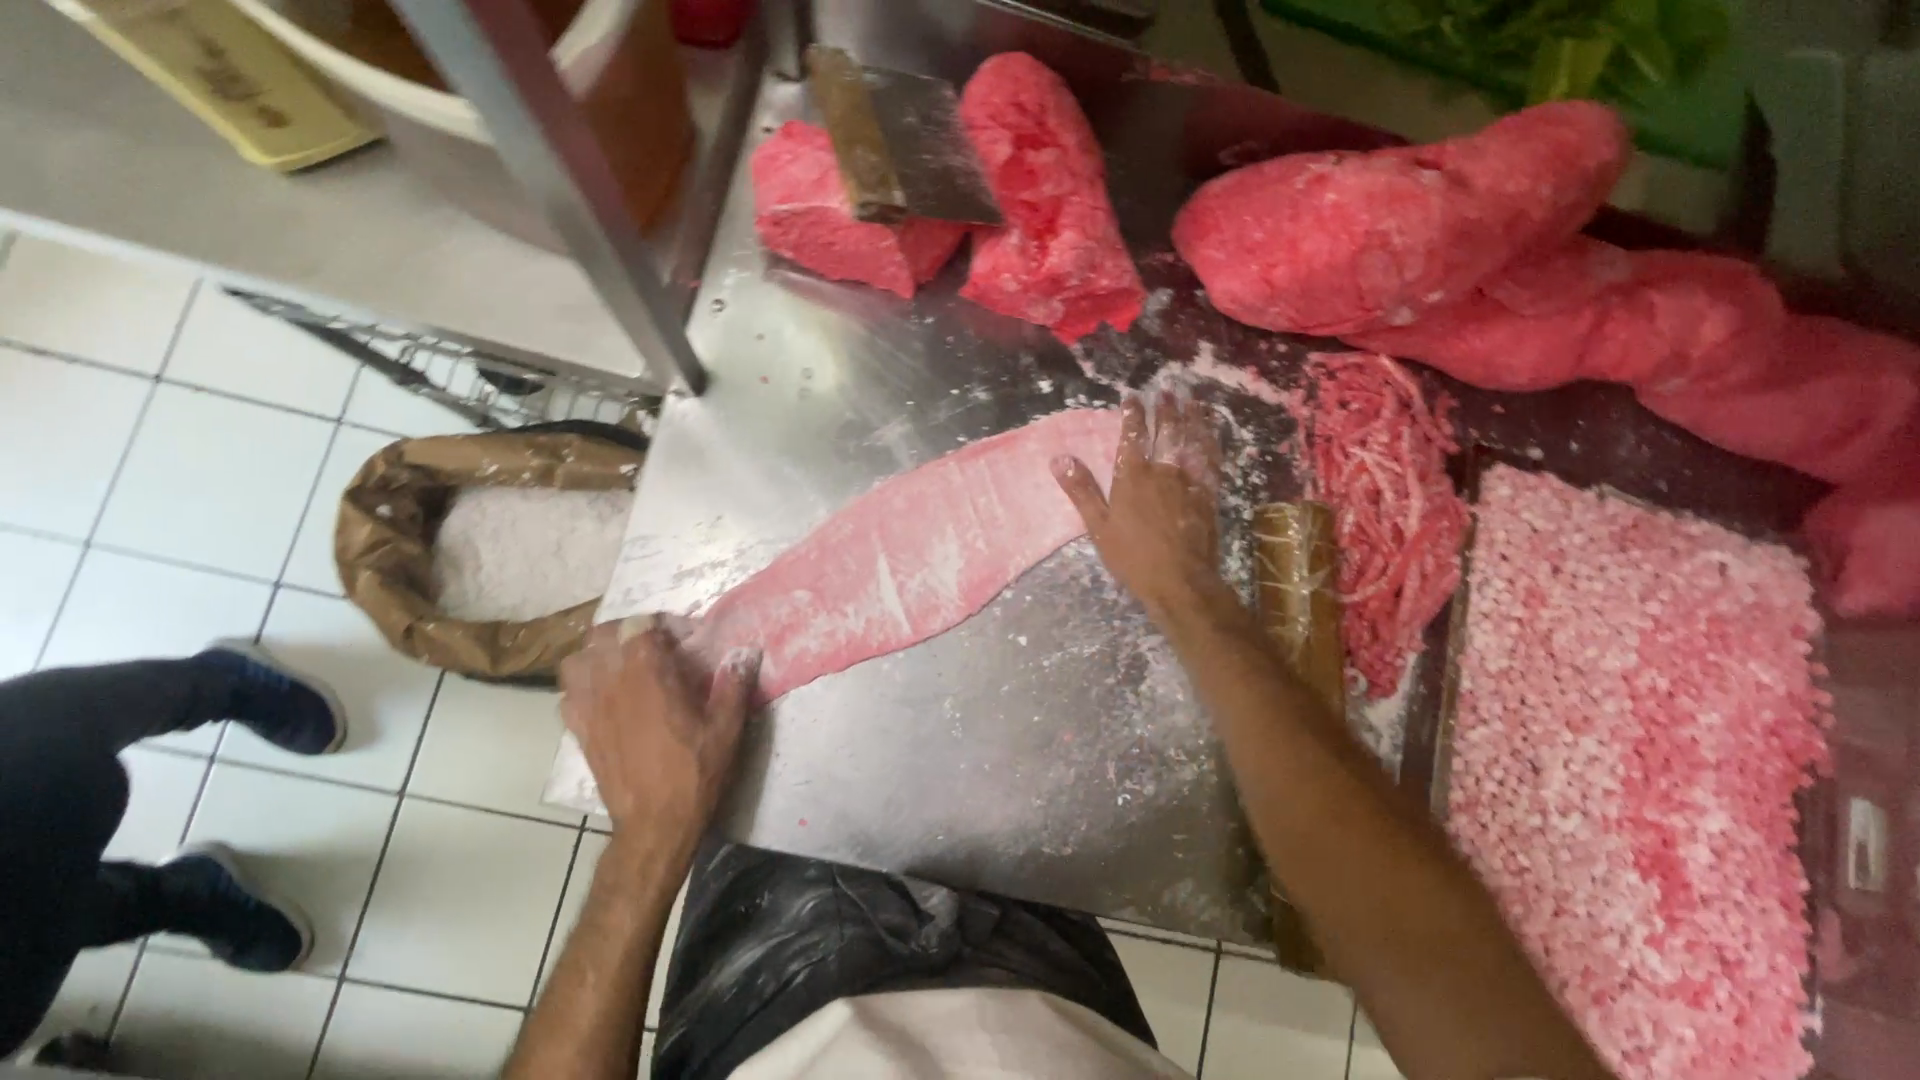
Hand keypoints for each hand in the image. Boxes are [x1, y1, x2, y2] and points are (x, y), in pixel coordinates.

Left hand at [559, 617, 759, 844]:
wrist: (656, 824)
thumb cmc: (695, 774)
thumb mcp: (727, 728)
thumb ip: (734, 685)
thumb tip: (746, 652)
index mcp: (648, 675)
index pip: (640, 624)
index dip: (663, 624)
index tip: (685, 639)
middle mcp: (612, 683)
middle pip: (603, 634)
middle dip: (629, 631)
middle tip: (655, 645)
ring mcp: (589, 708)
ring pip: (577, 660)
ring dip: (598, 654)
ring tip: (623, 665)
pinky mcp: (580, 732)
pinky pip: (568, 694)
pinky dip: (582, 687)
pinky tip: (604, 698)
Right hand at [1053, 391, 1228, 622]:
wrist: (1180, 580)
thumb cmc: (1133, 557)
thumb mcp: (1098, 527)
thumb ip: (1082, 490)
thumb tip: (1059, 459)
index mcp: (1133, 476)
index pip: (1132, 436)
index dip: (1132, 414)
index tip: (1132, 397)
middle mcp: (1163, 470)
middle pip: (1167, 431)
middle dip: (1166, 408)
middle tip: (1167, 390)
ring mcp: (1190, 480)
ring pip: (1193, 440)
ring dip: (1192, 417)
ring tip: (1193, 400)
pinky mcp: (1209, 494)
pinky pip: (1212, 460)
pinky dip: (1212, 442)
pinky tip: (1213, 433)